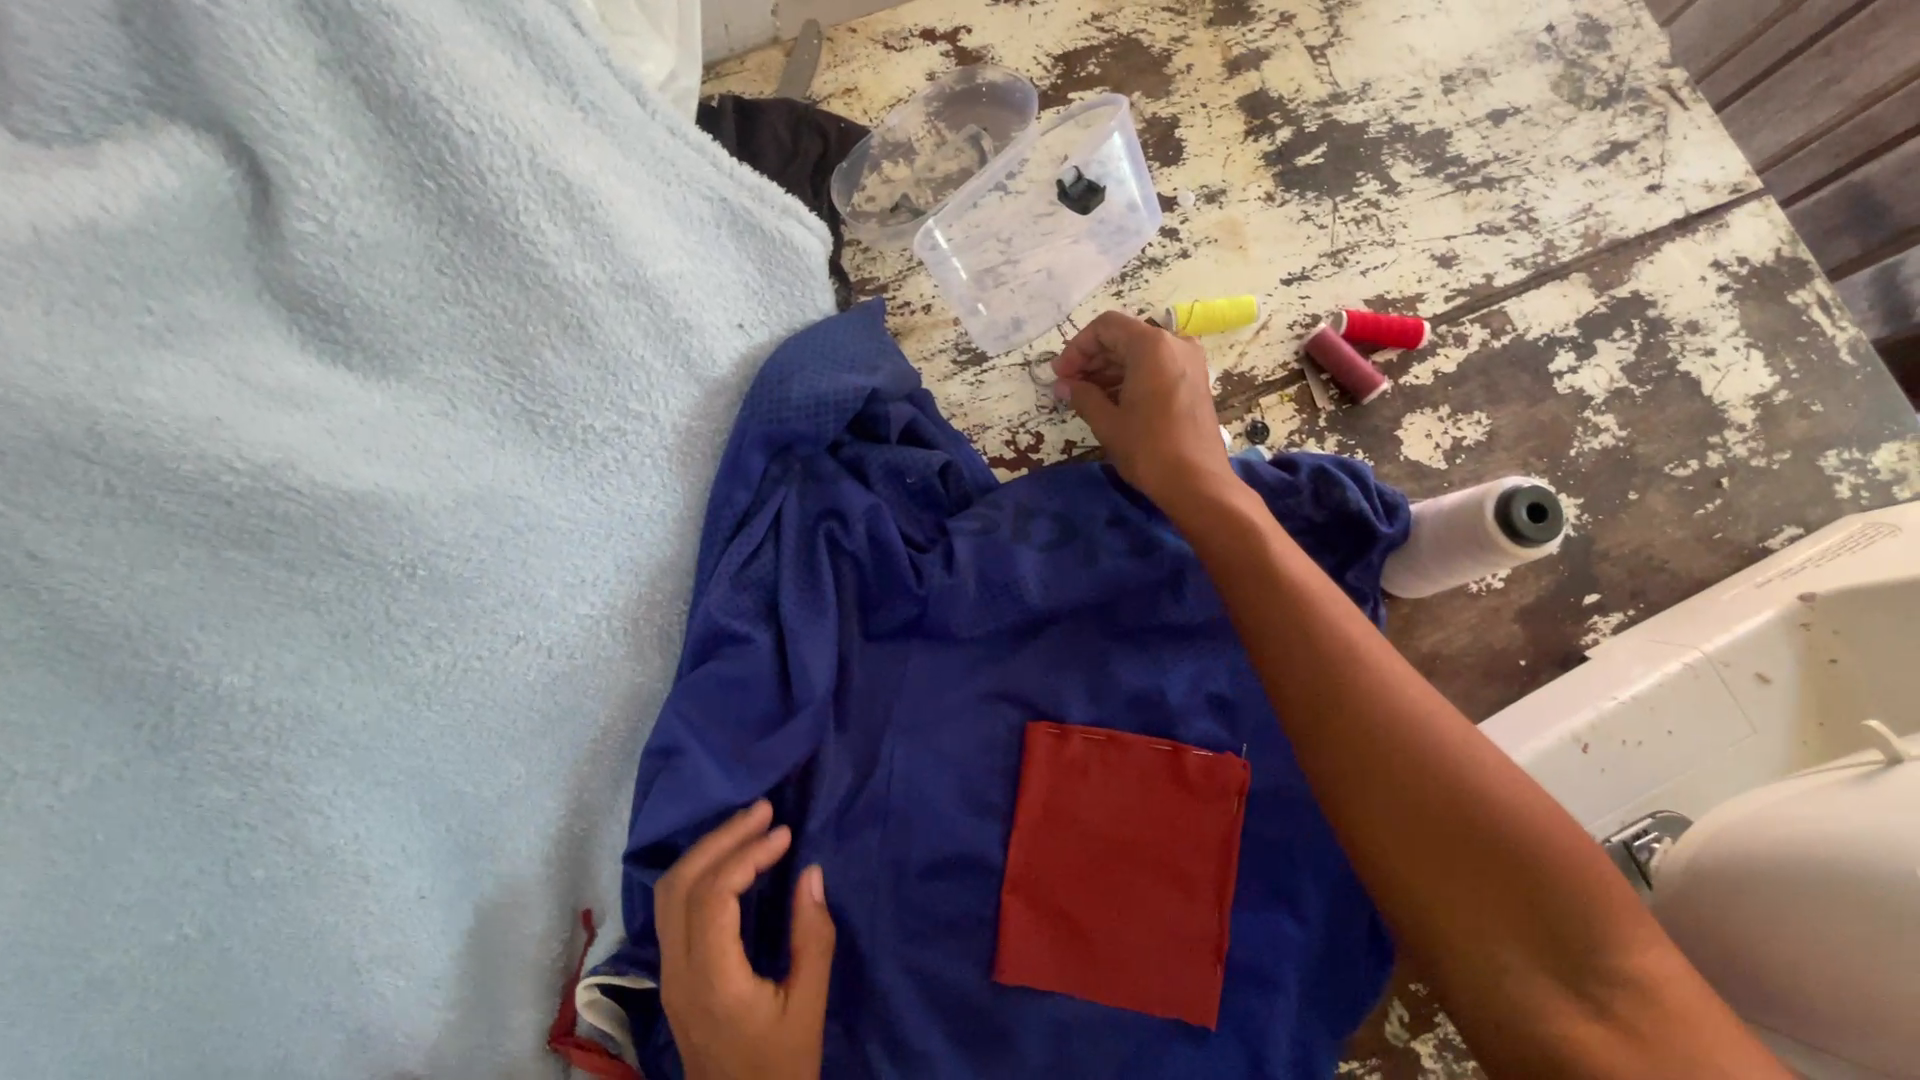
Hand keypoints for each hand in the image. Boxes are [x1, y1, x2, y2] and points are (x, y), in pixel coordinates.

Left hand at [655, 800, 835, 1079]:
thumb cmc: (780, 1066)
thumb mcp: (809, 1007)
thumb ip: (812, 939)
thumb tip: (812, 873)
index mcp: (711, 979)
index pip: (712, 896)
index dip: (746, 854)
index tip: (784, 833)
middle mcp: (678, 970)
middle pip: (680, 884)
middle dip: (722, 838)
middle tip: (765, 810)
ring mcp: (668, 973)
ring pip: (668, 893)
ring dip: (707, 851)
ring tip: (749, 826)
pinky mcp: (673, 976)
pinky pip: (673, 908)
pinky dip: (700, 873)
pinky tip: (731, 862)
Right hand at [1051, 311, 1241, 511]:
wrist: (1197, 482)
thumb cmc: (1148, 449)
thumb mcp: (1107, 422)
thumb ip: (1082, 396)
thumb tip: (1064, 386)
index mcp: (1152, 345)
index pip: (1106, 327)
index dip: (1077, 348)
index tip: (1061, 374)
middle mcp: (1175, 343)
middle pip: (1124, 337)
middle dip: (1093, 359)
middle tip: (1068, 386)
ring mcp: (1189, 362)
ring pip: (1140, 353)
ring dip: (1110, 369)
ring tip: (1086, 396)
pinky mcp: (1195, 381)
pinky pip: (1157, 367)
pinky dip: (1132, 377)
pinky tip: (1112, 401)